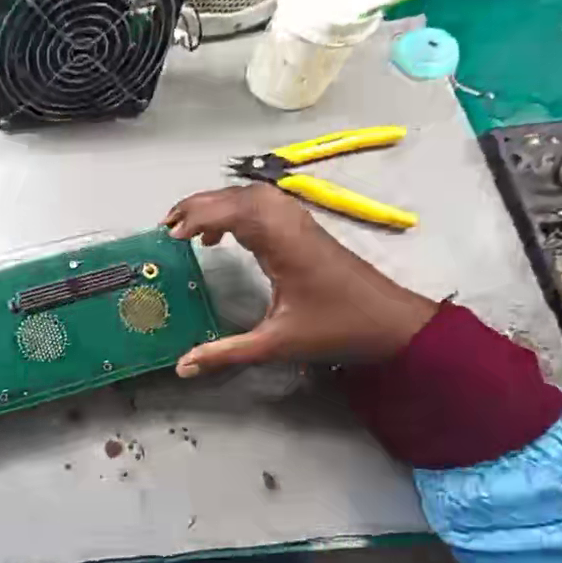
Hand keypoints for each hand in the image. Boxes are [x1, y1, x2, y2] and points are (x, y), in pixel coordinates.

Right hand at [163, 184, 437, 375]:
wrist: (393, 323)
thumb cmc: (338, 329)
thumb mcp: (276, 345)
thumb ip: (226, 353)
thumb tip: (182, 366)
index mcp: (285, 245)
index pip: (237, 211)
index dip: (200, 216)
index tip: (170, 235)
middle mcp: (292, 226)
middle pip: (242, 195)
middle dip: (201, 203)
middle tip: (168, 225)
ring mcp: (301, 226)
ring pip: (255, 197)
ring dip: (219, 204)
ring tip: (189, 228)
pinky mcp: (305, 234)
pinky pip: (266, 208)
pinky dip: (238, 212)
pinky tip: (223, 236)